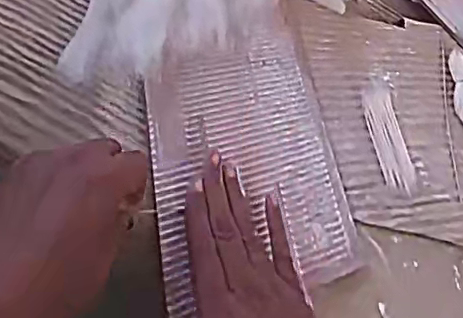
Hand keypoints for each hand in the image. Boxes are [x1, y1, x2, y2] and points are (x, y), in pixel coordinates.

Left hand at [0, 139, 148, 317]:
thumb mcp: (102, 263)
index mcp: (103, 178)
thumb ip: (117, 225)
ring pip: (77, 153)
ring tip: (68, 212)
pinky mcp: (18, 167)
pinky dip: (53, 179)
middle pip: (107, 149)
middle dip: (109, 172)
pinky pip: (49, 163)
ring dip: (80, 174)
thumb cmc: (46, 287)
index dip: (136, 184)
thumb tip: (118, 213)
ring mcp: (44, 159)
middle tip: (103, 206)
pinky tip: (43, 212)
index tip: (129, 202)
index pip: (137, 161)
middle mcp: (75, 158)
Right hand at [186, 156, 311, 317]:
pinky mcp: (295, 293)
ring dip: (238, 199)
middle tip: (212, 159)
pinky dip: (276, 223)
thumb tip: (167, 301)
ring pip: (250, 232)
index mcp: (219, 303)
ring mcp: (272, 286)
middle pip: (225, 230)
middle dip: (216, 191)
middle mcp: (245, 286)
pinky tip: (271, 199)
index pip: (204, 246)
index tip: (194, 184)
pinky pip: (283, 251)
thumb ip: (194, 310)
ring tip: (231, 170)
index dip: (197, 212)